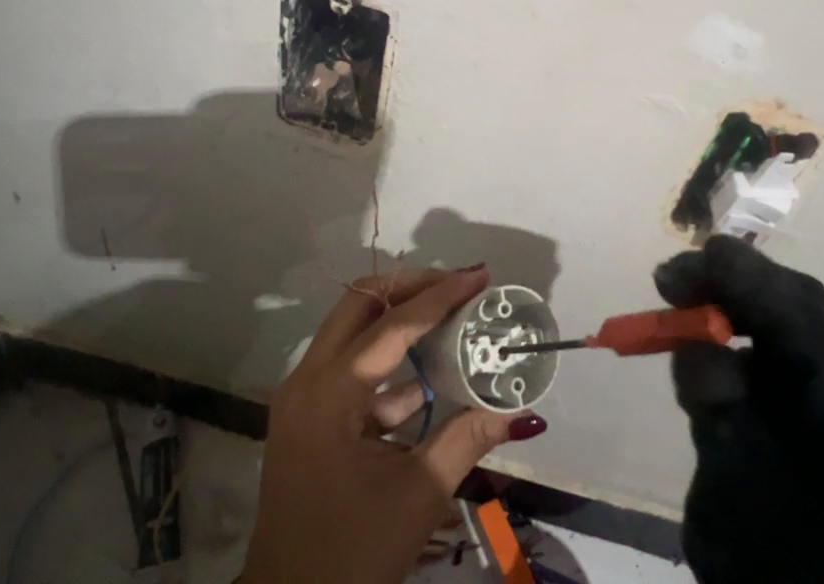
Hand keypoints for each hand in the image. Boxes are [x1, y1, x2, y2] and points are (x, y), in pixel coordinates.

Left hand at [240, 265, 546, 583]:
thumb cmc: (352, 549)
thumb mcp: (420, 493)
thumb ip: (468, 438)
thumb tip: (519, 408)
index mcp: (329, 394)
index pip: (391, 326)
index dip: (440, 296)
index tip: (480, 274)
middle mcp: (307, 381)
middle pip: (360, 308)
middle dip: (411, 289)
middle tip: (460, 287)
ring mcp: (303, 399)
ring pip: (352, 333)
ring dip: (400, 320)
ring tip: (454, 318)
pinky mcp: (309, 418)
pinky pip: (351, 369)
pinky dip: (390, 362)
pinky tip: (432, 374)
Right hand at [655, 236, 823, 583]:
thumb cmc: (763, 564)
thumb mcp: (735, 484)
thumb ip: (720, 405)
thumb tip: (694, 341)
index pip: (813, 334)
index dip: (757, 286)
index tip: (703, 253)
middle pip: (807, 318)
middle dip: (741, 284)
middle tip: (675, 272)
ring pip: (788, 328)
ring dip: (732, 303)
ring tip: (675, 292)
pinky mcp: (801, 412)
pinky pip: (768, 354)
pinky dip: (728, 335)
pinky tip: (692, 334)